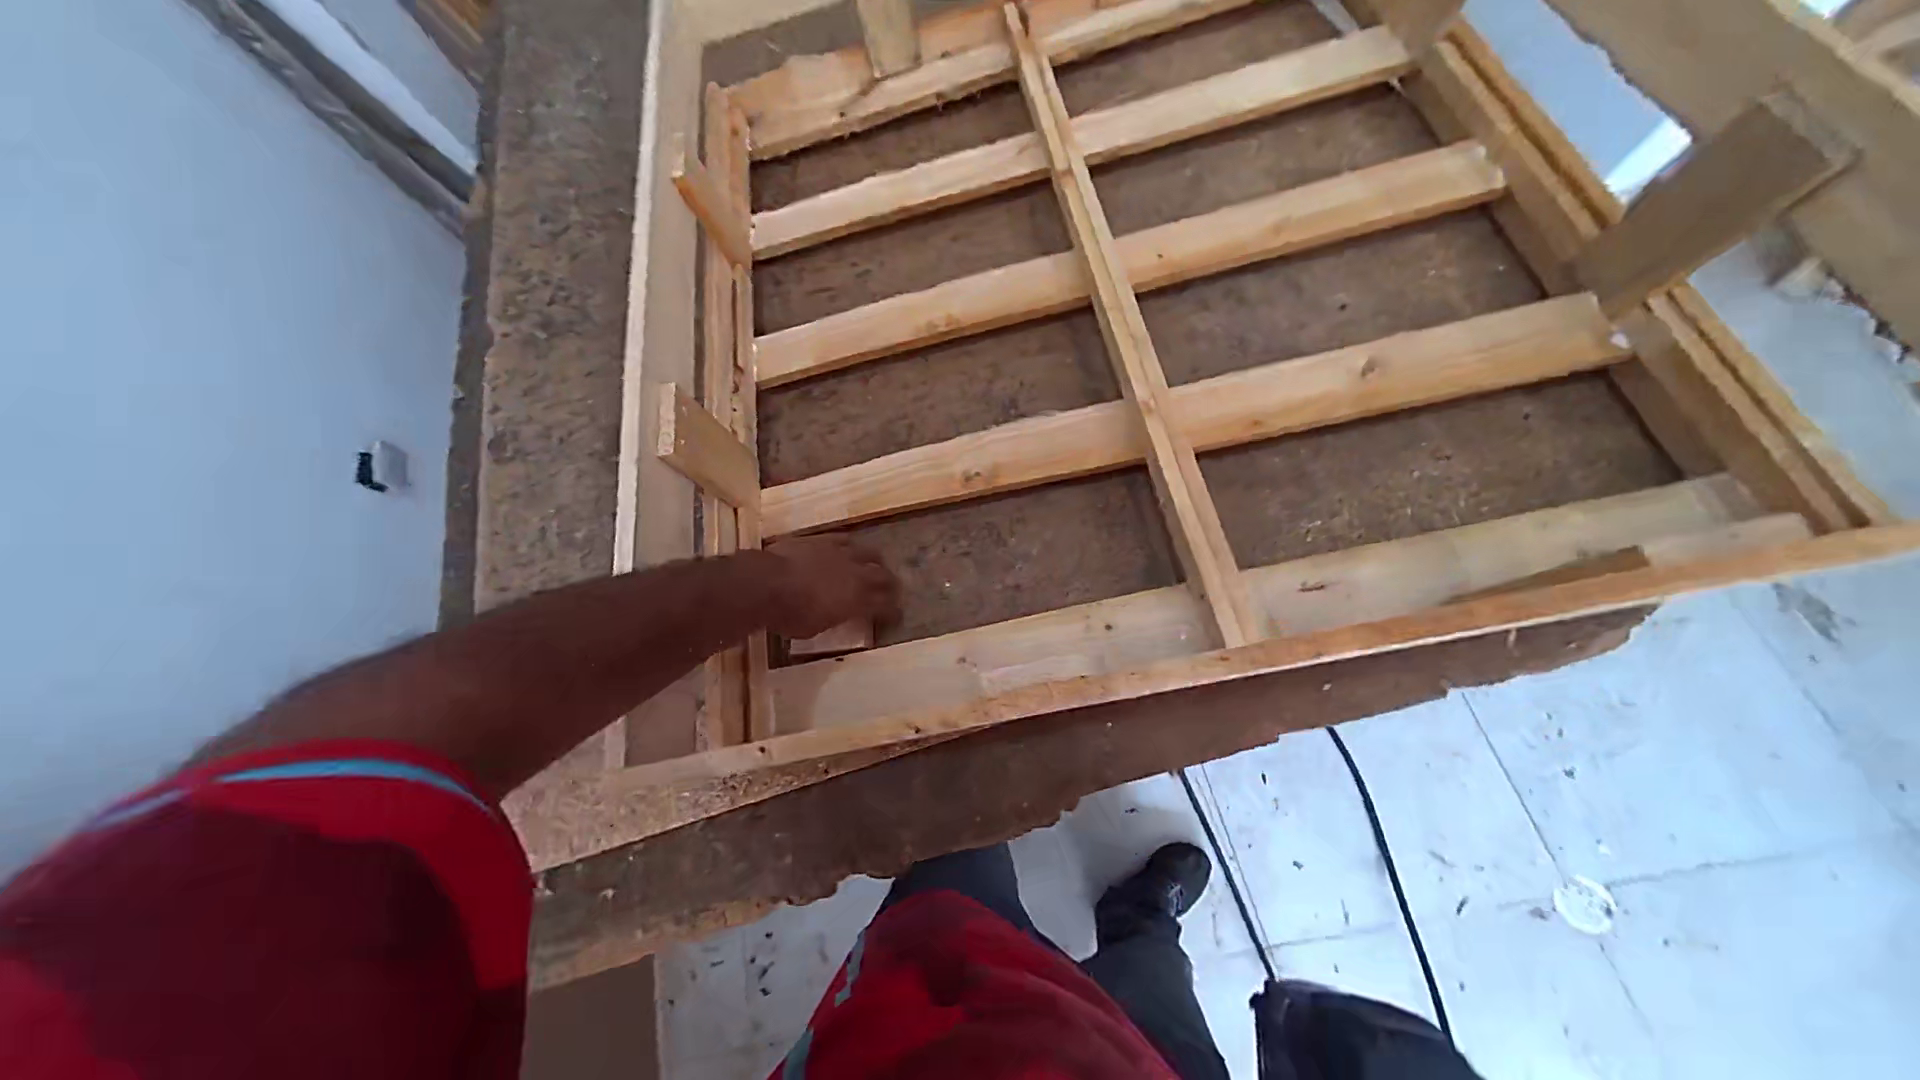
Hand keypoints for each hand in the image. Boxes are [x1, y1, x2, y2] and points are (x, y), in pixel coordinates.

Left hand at [762, 535, 901, 639]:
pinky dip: (852, 545)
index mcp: (857, 602)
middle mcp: (856, 575)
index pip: (885, 606)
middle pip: (884, 577)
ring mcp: (841, 554)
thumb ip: (833, 618)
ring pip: (870, 553)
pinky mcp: (824, 540)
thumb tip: (837, 613)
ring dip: (876, 561)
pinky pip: (846, 539)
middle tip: (893, 589)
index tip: (896, 615)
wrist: (767, 584)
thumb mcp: (815, 628)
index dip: (893, 612)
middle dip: (891, 584)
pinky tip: (851, 547)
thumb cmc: (789, 615)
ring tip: (877, 564)